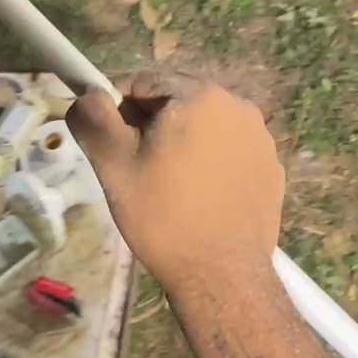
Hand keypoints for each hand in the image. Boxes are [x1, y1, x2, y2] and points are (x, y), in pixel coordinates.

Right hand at [68, 71, 283, 297]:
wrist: (222, 276)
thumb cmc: (163, 216)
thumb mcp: (114, 165)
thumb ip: (93, 118)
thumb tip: (87, 95)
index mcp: (199, 95)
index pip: (143, 81)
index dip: (115, 105)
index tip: (105, 138)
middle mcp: (237, 105)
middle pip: (176, 99)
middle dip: (148, 123)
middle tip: (131, 164)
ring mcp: (260, 137)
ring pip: (203, 125)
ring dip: (178, 140)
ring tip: (164, 183)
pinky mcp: (270, 167)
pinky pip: (227, 150)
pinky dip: (207, 161)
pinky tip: (196, 195)